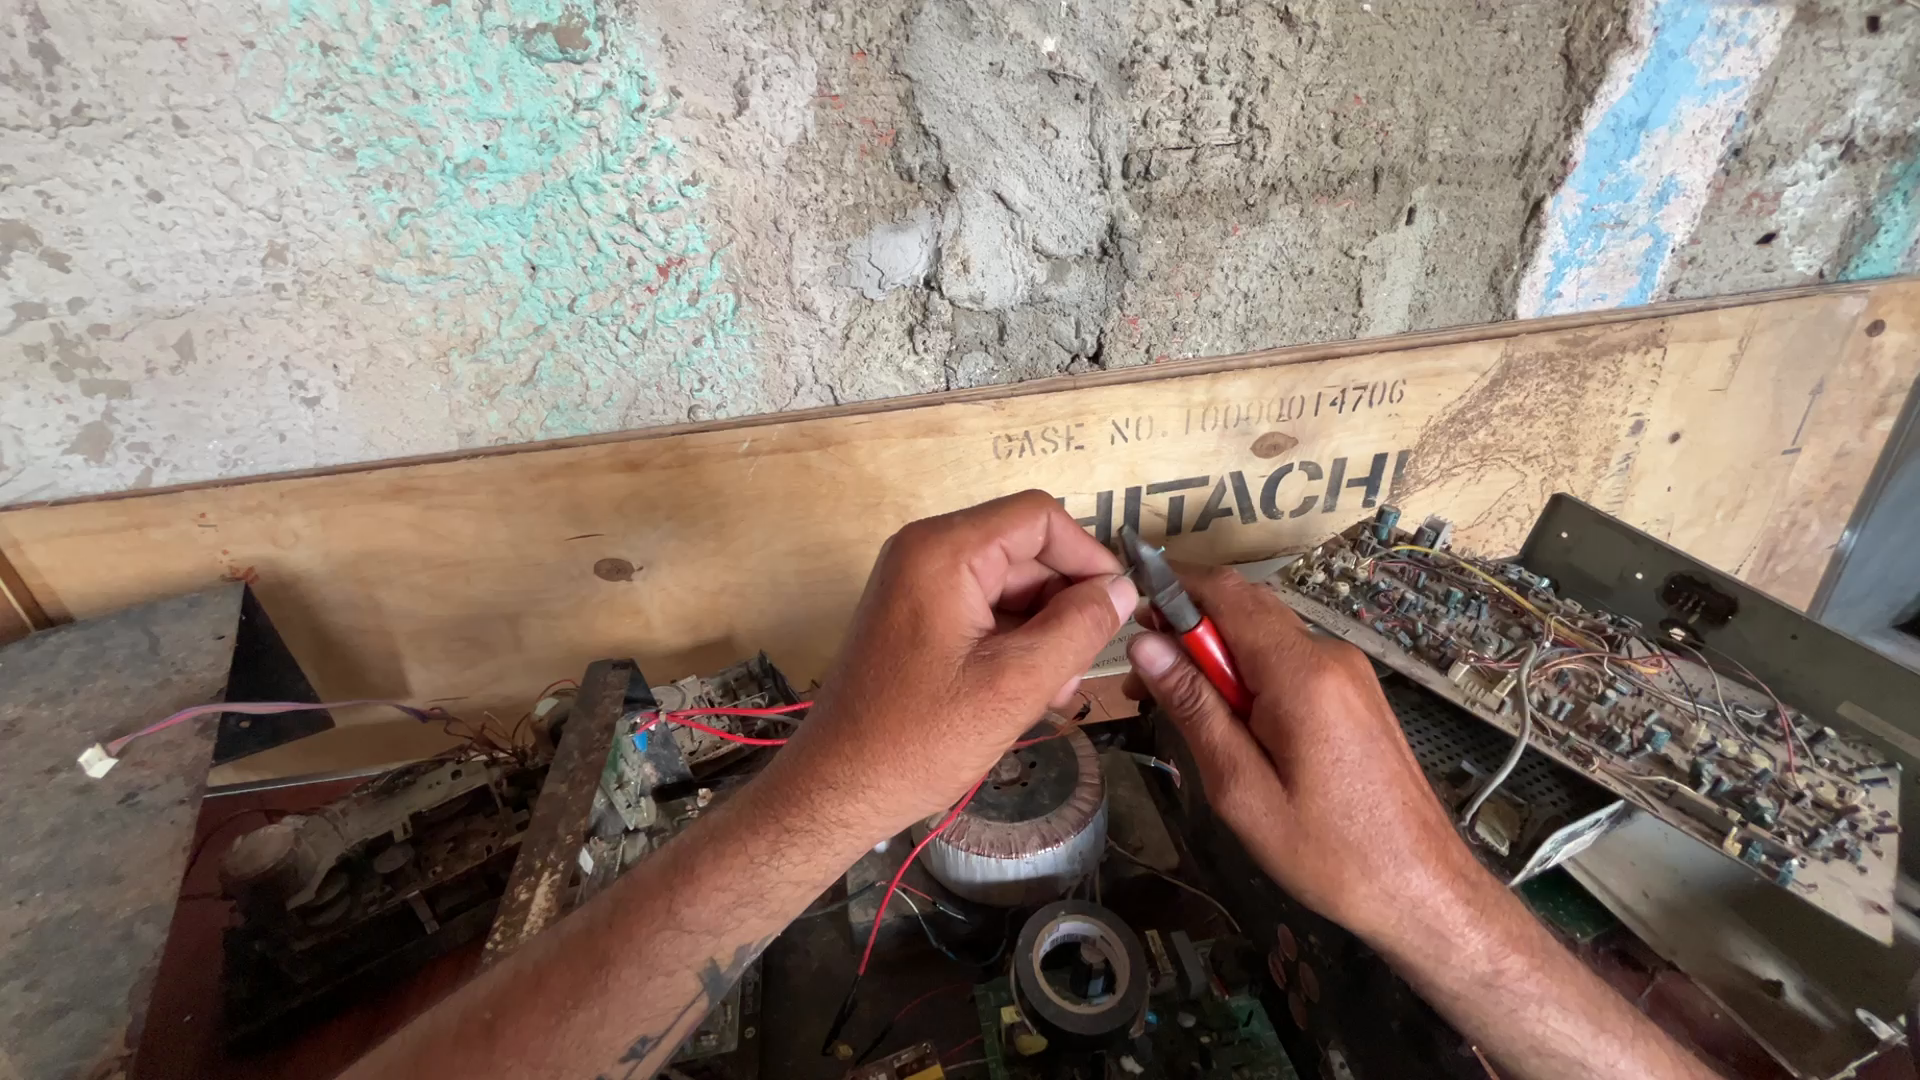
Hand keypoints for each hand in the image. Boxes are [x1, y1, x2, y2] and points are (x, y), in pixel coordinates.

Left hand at [774, 491, 1137, 845]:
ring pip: (1007, 585)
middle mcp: (926, 551)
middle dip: (1063, 604)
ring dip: (1042, 630)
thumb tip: (1121, 589)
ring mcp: (917, 581)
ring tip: (1055, 691)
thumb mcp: (1015, 684)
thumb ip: (1078, 628)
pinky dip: (1012, 641)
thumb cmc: (920, 739)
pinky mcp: (916, 613)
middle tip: (1081, 666)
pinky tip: (1029, 689)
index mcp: (943, 550)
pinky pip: (981, 609)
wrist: (837, 787)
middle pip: (1023, 551)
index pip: (1038, 518)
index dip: (1086, 556)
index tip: (1115, 606)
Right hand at [1122, 564, 1486, 947]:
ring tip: (1179, 707)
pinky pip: (1285, 660)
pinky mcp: (1353, 691)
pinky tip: (1230, 722)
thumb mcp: (1240, 787)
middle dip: (1186, 627)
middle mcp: (1328, 654)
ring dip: (1214, 654)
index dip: (1172, 589)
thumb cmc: (1328, 852)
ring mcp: (1347, 671)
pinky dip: (1246, 673)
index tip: (1131, 619)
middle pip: (1243, 605)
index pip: (1224, 593)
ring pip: (1261, 634)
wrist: (1426, 893)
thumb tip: (1143, 645)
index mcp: (1300, 672)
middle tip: (1145, 680)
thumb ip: (1192, 707)